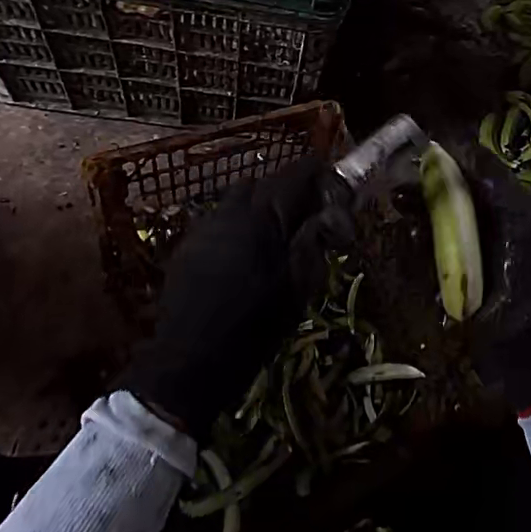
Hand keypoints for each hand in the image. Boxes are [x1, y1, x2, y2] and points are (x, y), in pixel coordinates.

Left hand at [122, 157, 326, 434]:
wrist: (192, 361)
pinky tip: (249, 258)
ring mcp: (206, 225)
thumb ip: (317, 238)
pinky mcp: (189, 244)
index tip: (341, 211)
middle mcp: (231, 209)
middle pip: (271, 181)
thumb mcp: (300, 283)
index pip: (302, 170)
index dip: (328, 183)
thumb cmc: (256, 324)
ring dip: (266, 209)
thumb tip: (332, 214)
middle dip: (297, 196)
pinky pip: (222, 219)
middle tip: (314, 227)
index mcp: (263, 214)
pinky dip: (243, 226)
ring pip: (243, 197)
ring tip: (280, 241)